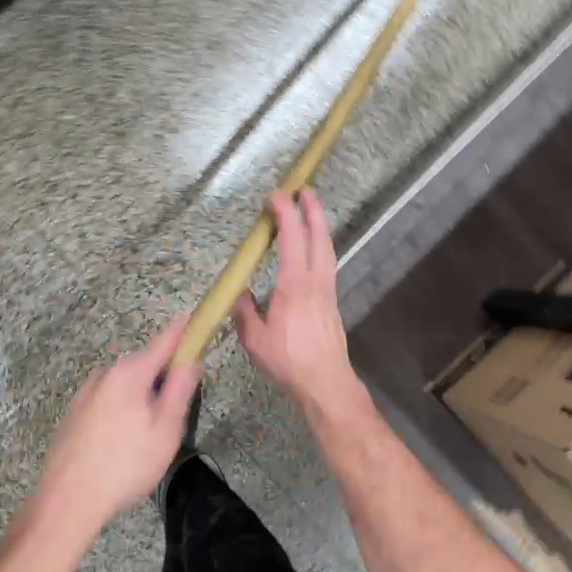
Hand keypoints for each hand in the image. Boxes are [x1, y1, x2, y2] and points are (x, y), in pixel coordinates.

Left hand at [40, 314, 200, 525]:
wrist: (68, 498)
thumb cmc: (124, 465)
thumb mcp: (165, 430)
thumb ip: (179, 391)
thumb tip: (190, 361)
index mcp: (129, 373)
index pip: (164, 340)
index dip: (183, 330)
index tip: (196, 318)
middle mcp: (105, 374)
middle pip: (143, 364)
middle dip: (162, 378)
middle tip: (175, 414)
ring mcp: (86, 392)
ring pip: (125, 385)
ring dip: (140, 398)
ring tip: (147, 439)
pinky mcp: (75, 413)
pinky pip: (108, 401)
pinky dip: (122, 411)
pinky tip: (122, 444)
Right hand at [232, 190, 364, 412]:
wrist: (325, 381)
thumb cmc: (288, 360)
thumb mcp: (254, 339)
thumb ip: (244, 313)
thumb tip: (240, 295)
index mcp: (294, 284)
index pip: (292, 237)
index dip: (285, 212)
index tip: (275, 196)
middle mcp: (315, 281)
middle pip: (319, 236)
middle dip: (312, 209)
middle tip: (304, 190)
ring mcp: (327, 290)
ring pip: (327, 249)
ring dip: (320, 227)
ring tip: (311, 213)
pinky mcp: (331, 302)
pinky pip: (327, 263)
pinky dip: (320, 247)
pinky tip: (313, 251)